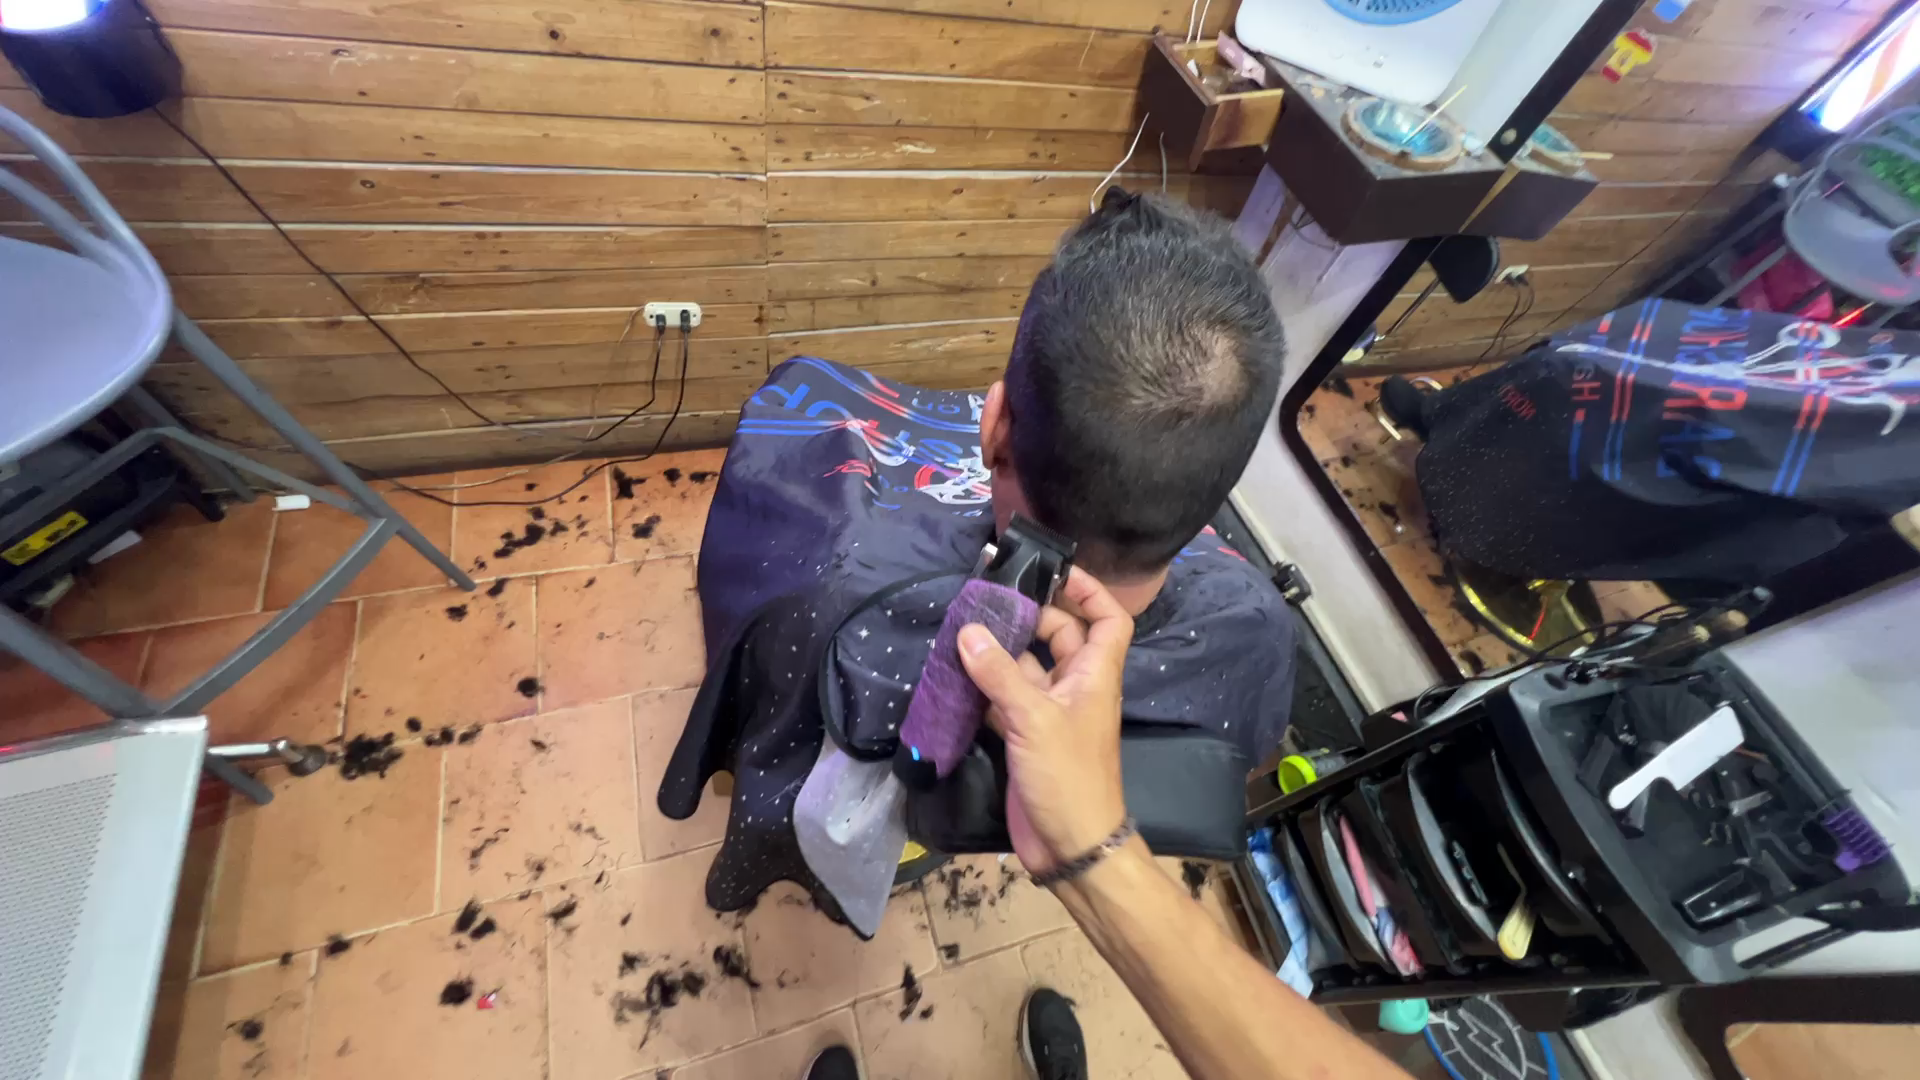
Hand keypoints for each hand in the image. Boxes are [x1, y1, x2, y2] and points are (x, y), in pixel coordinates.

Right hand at [956, 567, 1131, 877]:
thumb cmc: (1069, 776)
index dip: (1090, 591)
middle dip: (1028, 615)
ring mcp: (1049, 710)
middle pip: (1058, 635)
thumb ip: (1000, 673)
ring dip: (998, 650)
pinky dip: (983, 684)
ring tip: (961, 627)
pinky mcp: (1025, 733)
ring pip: (1025, 665)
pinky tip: (955, 672)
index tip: (1055, 571)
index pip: (1108, 619)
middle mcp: (1074, 685)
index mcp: (1094, 674)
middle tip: (986, 598)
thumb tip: (969, 630)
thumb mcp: (1035, 719)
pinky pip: (1004, 696)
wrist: (1071, 845)